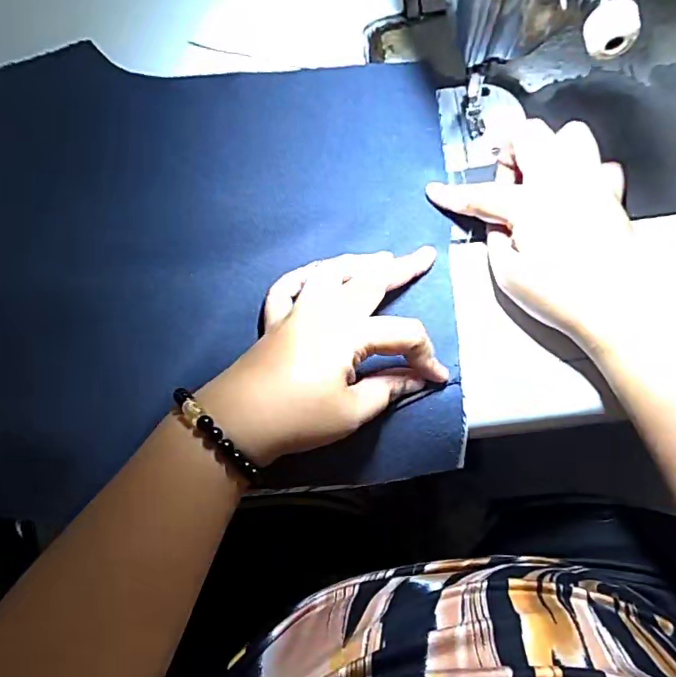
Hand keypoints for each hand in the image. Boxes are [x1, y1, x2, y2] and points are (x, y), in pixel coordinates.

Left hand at [196, 247, 450, 465]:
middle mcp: (326, 310)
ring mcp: (297, 310)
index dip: (426, 355)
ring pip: (330, 272)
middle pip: (370, 281)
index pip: (402, 334)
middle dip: (401, 268)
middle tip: (423, 255)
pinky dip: (306, 276)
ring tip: (378, 258)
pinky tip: (316, 274)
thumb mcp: (352, 411)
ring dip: (357, 263)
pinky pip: (290, 286)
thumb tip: (418, 380)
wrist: (238, 421)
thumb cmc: (299, 418)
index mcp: (349, 333)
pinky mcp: (275, 320)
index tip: (438, 377)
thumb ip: (388, 389)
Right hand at [425, 118, 644, 350]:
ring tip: (536, 176)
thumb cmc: (564, 295)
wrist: (616, 305)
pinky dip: (579, 173)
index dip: (455, 194)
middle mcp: (562, 181)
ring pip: (569, 134)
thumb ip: (495, 241)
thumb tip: (497, 226)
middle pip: (528, 135)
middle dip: (507, 148)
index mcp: (530, 202)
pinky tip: (570, 195)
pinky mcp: (611, 196)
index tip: (439, 192)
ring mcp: (590, 183)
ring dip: (547, 147)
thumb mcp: (509, 275)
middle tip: (501, 178)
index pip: (482, 193)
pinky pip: (596, 165)